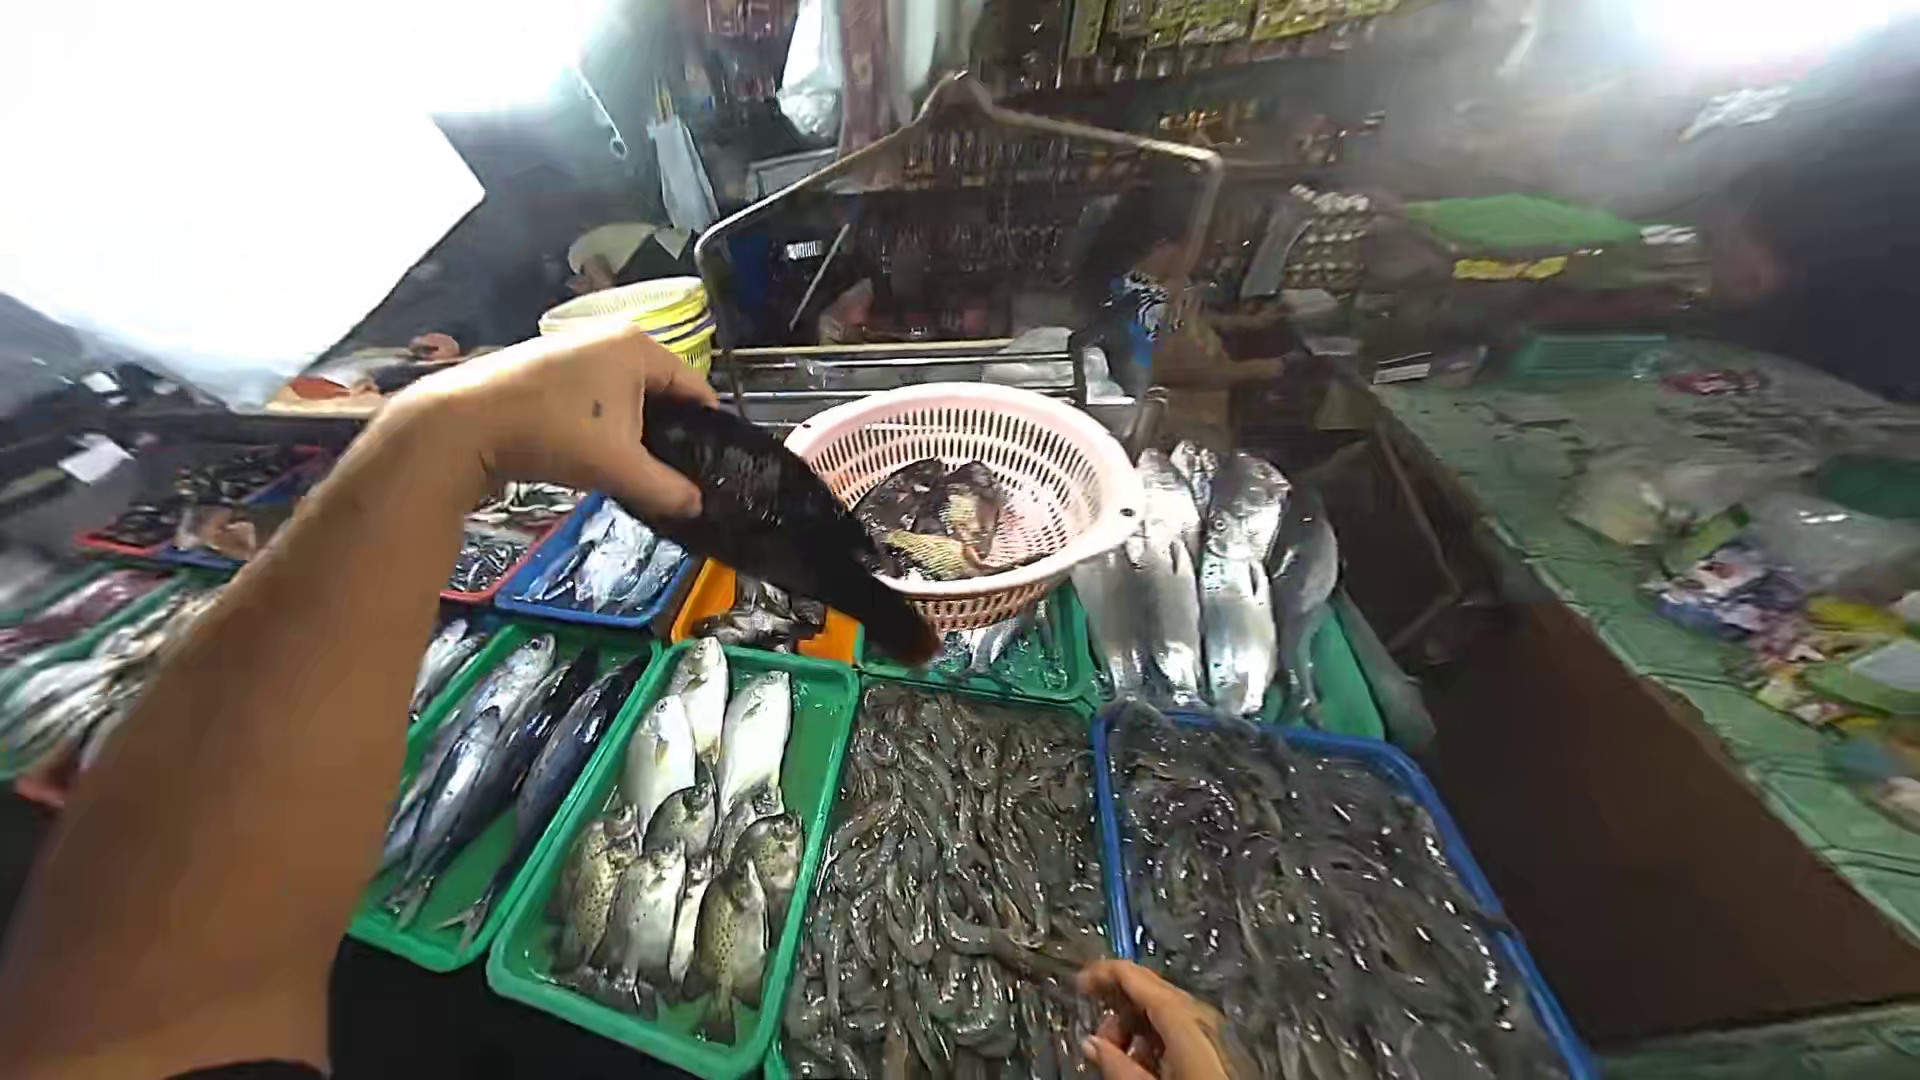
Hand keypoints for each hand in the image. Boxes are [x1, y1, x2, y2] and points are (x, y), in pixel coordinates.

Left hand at [384, 323, 717, 519]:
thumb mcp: (620, 468)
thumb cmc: (552, 432)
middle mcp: (610, 337)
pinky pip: (600, 393)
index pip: (697, 388)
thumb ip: (668, 490)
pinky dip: (608, 420)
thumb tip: (697, 508)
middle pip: (664, 391)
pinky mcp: (550, 365)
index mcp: (638, 348)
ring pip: (630, 393)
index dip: (708, 427)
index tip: (709, 460)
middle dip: (672, 429)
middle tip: (675, 467)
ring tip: (639, 462)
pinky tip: (601, 448)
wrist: (457, 426)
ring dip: (638, 427)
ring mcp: (576, 347)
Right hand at [1078, 960, 1231, 1079]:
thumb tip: (1090, 1043)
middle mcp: (1195, 1009)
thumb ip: (1117, 1064)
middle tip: (1098, 1039)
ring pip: (1159, 1009)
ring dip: (1133, 1028)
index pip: (1129, 972)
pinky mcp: (1216, 1044)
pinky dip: (1154, 1039)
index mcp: (1178, 1011)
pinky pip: (1176, 1027)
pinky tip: (1146, 1066)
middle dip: (1115, 1009)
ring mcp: (1209, 1026)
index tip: (1078, 985)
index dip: (1099, 973)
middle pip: (1144, 989)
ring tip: (1121, 1060)